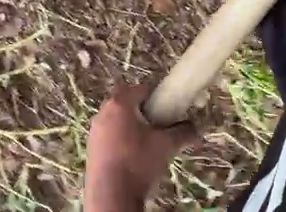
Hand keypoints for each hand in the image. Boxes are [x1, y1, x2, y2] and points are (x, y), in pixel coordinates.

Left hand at [83, 84, 197, 209]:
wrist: (111, 197)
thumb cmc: (138, 163)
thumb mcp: (166, 146)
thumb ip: (182, 132)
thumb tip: (195, 128)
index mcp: (120, 103)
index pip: (141, 88)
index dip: (156, 96)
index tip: (166, 108)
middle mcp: (103, 112)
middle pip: (124, 101)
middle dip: (140, 109)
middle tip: (155, 124)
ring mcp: (94, 131)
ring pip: (114, 119)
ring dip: (128, 125)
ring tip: (144, 143)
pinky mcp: (91, 148)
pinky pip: (107, 135)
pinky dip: (118, 139)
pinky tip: (130, 157)